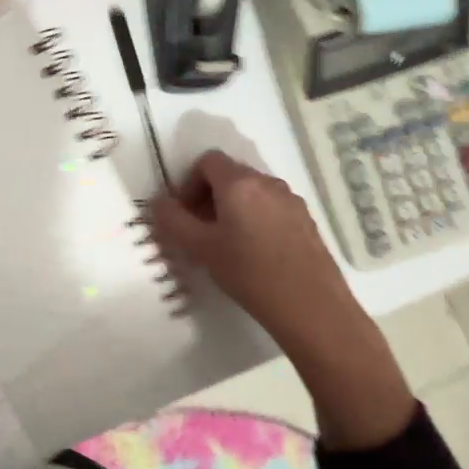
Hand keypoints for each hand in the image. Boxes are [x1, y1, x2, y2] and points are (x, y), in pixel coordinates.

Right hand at [148, 150, 351, 356]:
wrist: (311, 307)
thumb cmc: (249, 272)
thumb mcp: (200, 248)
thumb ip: (173, 221)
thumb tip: (158, 202)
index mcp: (239, 183)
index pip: (207, 161)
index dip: (189, 183)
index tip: (185, 214)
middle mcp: (268, 183)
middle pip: (230, 175)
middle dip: (209, 197)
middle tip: (200, 232)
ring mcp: (291, 201)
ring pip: (252, 193)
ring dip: (232, 209)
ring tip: (226, 245)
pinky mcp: (306, 221)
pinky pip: (272, 209)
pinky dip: (255, 220)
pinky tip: (255, 255)